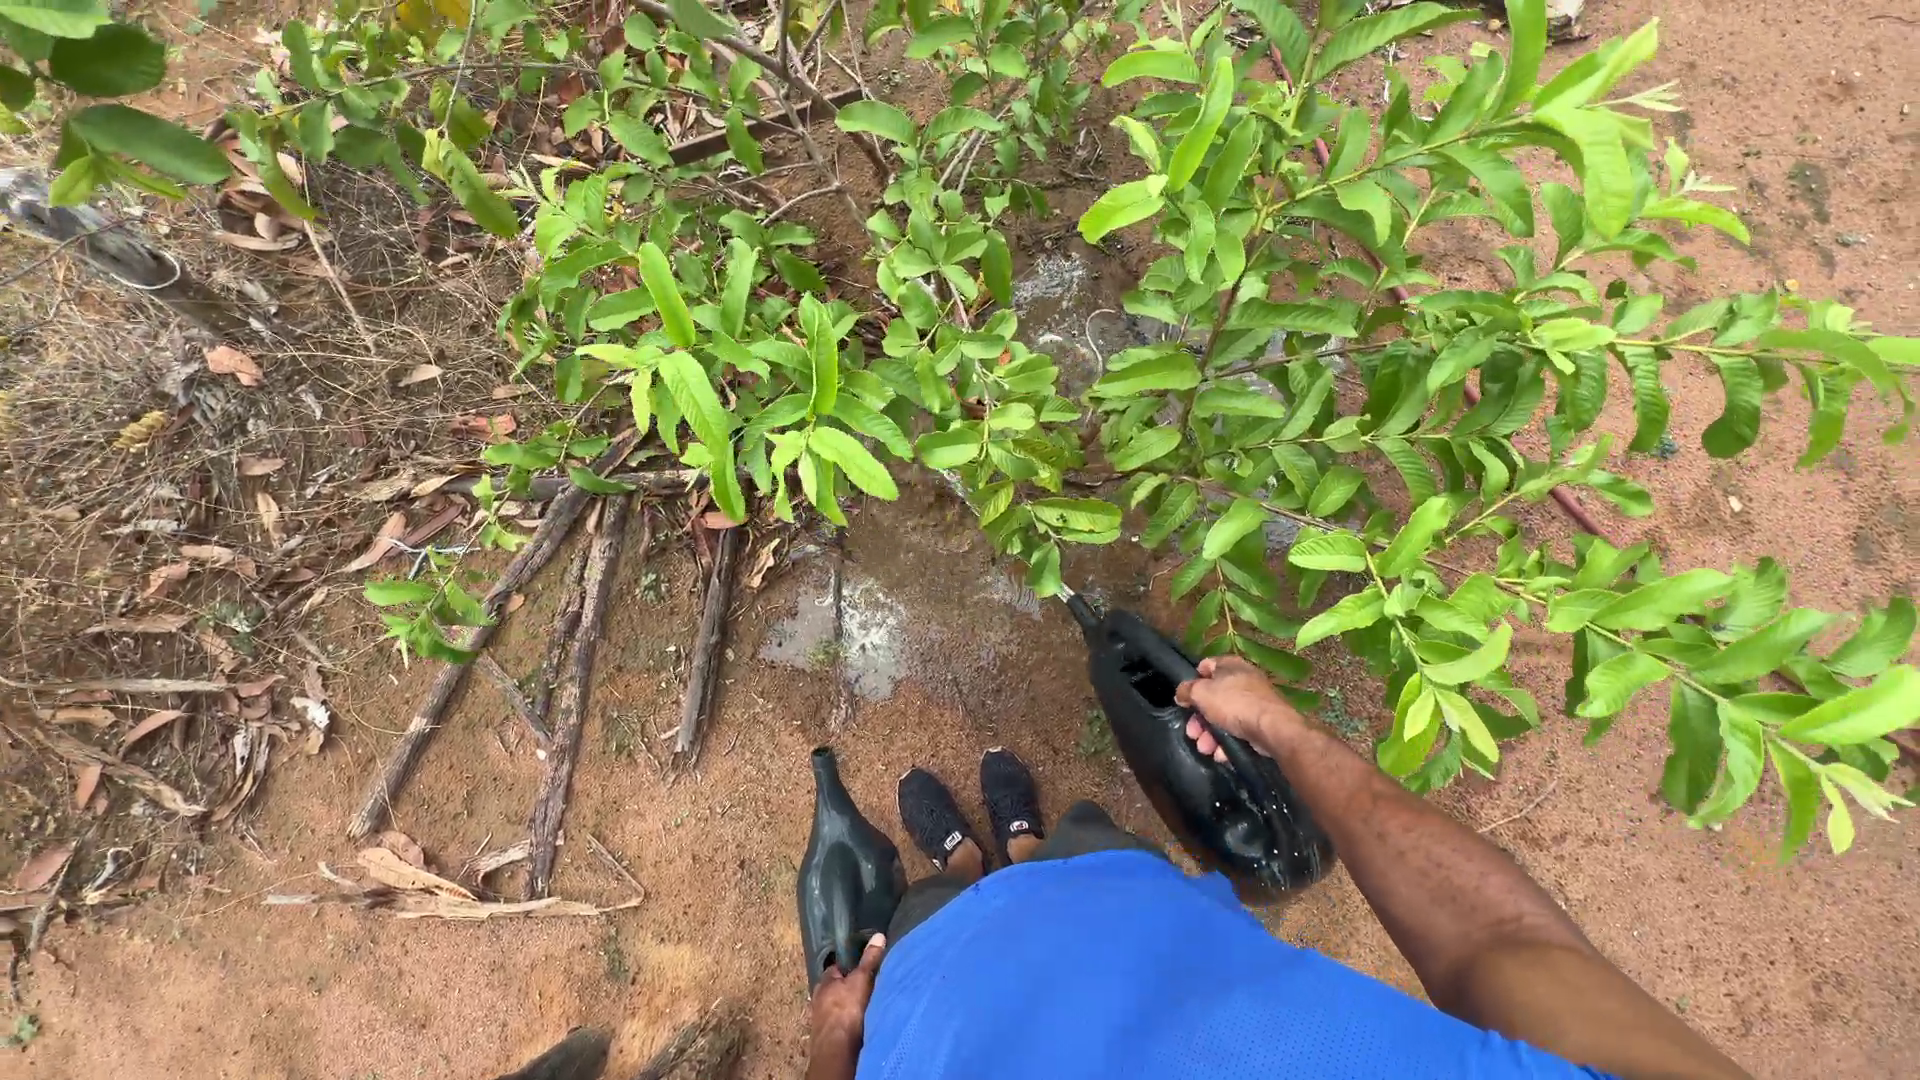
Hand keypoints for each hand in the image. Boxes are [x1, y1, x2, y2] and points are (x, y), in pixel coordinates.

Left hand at [808, 934, 885, 1054]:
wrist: (836, 1049)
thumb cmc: (846, 1009)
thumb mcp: (862, 979)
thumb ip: (869, 959)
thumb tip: (879, 935)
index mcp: (824, 981)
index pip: (836, 968)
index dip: (849, 966)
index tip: (863, 967)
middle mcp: (819, 998)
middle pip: (837, 988)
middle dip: (849, 988)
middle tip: (867, 987)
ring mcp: (821, 1018)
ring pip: (837, 1006)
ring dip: (848, 1006)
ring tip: (866, 1005)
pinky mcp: (826, 1035)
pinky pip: (839, 1022)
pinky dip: (848, 1022)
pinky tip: (858, 1023)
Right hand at [1175, 656, 1303, 762]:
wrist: (1272, 728)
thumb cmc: (1234, 703)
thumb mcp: (1201, 693)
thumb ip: (1186, 691)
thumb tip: (1181, 694)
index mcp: (1229, 665)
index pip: (1205, 666)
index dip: (1192, 682)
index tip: (1186, 699)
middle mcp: (1243, 680)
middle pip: (1212, 698)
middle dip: (1199, 719)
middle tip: (1192, 733)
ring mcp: (1254, 702)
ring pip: (1224, 717)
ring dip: (1210, 734)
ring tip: (1205, 749)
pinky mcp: (1261, 722)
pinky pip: (1238, 730)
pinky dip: (1227, 742)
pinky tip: (1221, 754)